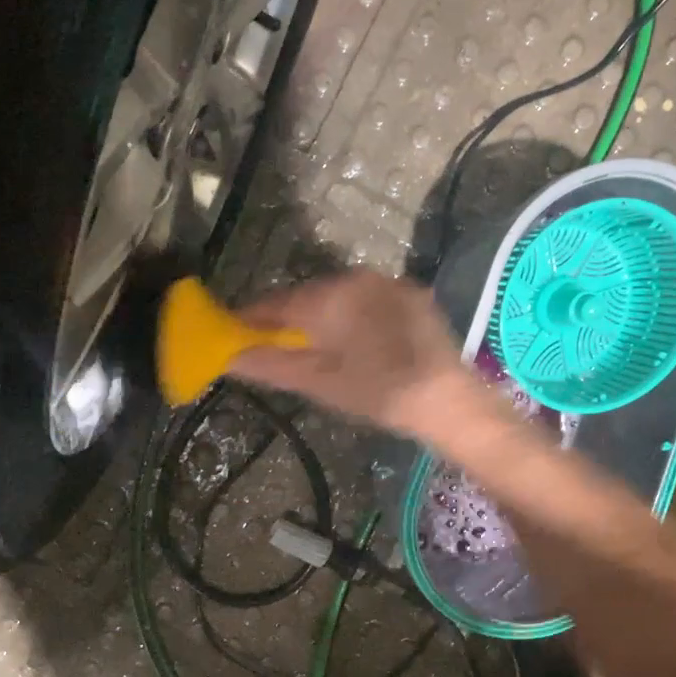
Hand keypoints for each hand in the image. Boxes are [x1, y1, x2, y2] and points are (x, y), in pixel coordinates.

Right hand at [230, 270, 481, 436]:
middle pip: (306, 296)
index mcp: (326, 298)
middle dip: (287, 319)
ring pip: (338, 295)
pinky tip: (356, 343)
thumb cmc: (375, 392)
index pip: (274, 303)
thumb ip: (269, 365)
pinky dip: (353, 315)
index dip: (250, 319)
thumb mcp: (317, 383)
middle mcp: (354, 278)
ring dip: (321, 316)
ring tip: (316, 347)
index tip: (233, 335)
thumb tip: (228, 358)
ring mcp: (386, 283)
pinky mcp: (410, 294)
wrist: (446, 398)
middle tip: (274, 347)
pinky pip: (367, 299)